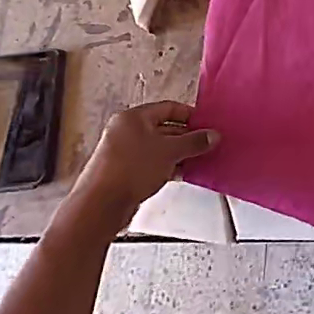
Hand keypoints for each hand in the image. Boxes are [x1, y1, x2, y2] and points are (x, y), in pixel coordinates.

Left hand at [67, 101, 217, 222]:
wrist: (101, 205)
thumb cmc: (129, 170)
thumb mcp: (170, 151)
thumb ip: (194, 141)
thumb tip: (211, 136)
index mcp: (133, 118)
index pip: (168, 108)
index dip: (190, 115)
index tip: (206, 124)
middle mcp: (126, 132)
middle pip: (165, 128)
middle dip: (187, 137)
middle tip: (207, 144)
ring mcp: (124, 152)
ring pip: (159, 148)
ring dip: (180, 154)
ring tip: (199, 159)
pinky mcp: (125, 171)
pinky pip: (152, 163)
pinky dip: (168, 166)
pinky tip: (183, 173)